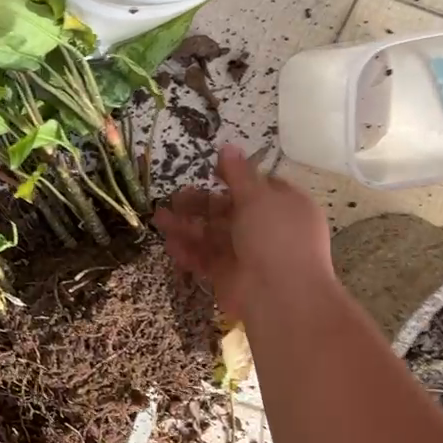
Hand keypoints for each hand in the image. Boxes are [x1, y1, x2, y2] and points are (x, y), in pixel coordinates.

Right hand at [153, 144, 333, 321]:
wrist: (281, 295)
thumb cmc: (276, 237)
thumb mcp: (258, 198)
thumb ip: (239, 174)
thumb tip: (227, 147)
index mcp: (284, 207)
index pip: (258, 188)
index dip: (233, 179)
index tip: (208, 173)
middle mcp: (267, 229)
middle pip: (228, 212)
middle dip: (200, 205)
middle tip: (174, 199)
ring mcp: (247, 255)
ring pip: (213, 236)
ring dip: (186, 227)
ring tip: (159, 219)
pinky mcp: (229, 276)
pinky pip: (206, 259)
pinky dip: (188, 252)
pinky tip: (169, 244)